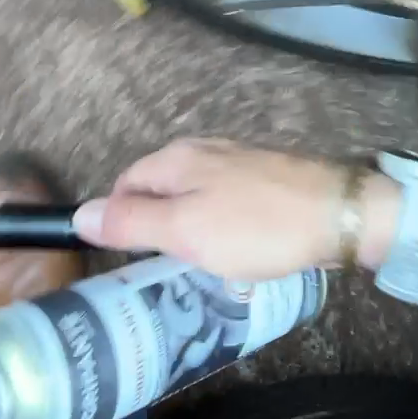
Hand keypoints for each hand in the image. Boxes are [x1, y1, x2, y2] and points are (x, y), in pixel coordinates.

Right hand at [73, 138, 399, 280]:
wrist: (338, 214)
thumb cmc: (257, 226)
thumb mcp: (185, 231)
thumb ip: (132, 222)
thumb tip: (79, 213)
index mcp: (177, 159)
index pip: (125, 185)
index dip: (119, 222)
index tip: (133, 261)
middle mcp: (203, 150)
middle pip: (159, 189)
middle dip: (156, 226)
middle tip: (169, 268)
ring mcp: (236, 161)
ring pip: (193, 197)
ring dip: (189, 229)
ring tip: (203, 264)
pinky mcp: (264, 177)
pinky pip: (224, 202)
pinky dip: (220, 226)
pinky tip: (237, 250)